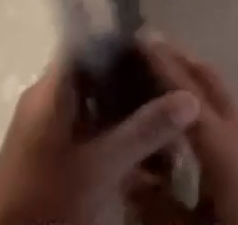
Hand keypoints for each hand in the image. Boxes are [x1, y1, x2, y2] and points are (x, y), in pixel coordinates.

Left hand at [0, 53, 200, 224]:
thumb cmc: (47, 197)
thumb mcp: (101, 166)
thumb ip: (144, 130)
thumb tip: (191, 97)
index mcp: (51, 89)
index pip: (88, 42)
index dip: (124, 39)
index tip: (161, 44)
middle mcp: (47, 99)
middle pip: (95, 72)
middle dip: (134, 77)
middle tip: (173, 82)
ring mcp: (48, 127)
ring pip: (95, 103)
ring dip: (128, 108)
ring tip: (168, 112)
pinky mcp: (52, 153)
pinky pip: (89, 127)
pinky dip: (116, 131)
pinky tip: (146, 146)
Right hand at [141, 36, 237, 224]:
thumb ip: (158, 207)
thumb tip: (127, 176)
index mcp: (224, 146)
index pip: (187, 94)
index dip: (162, 64)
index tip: (138, 37)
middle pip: (211, 82)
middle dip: (182, 61)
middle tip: (149, 48)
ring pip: (224, 98)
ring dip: (196, 83)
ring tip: (164, 80)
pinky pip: (232, 118)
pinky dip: (209, 107)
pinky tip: (193, 127)